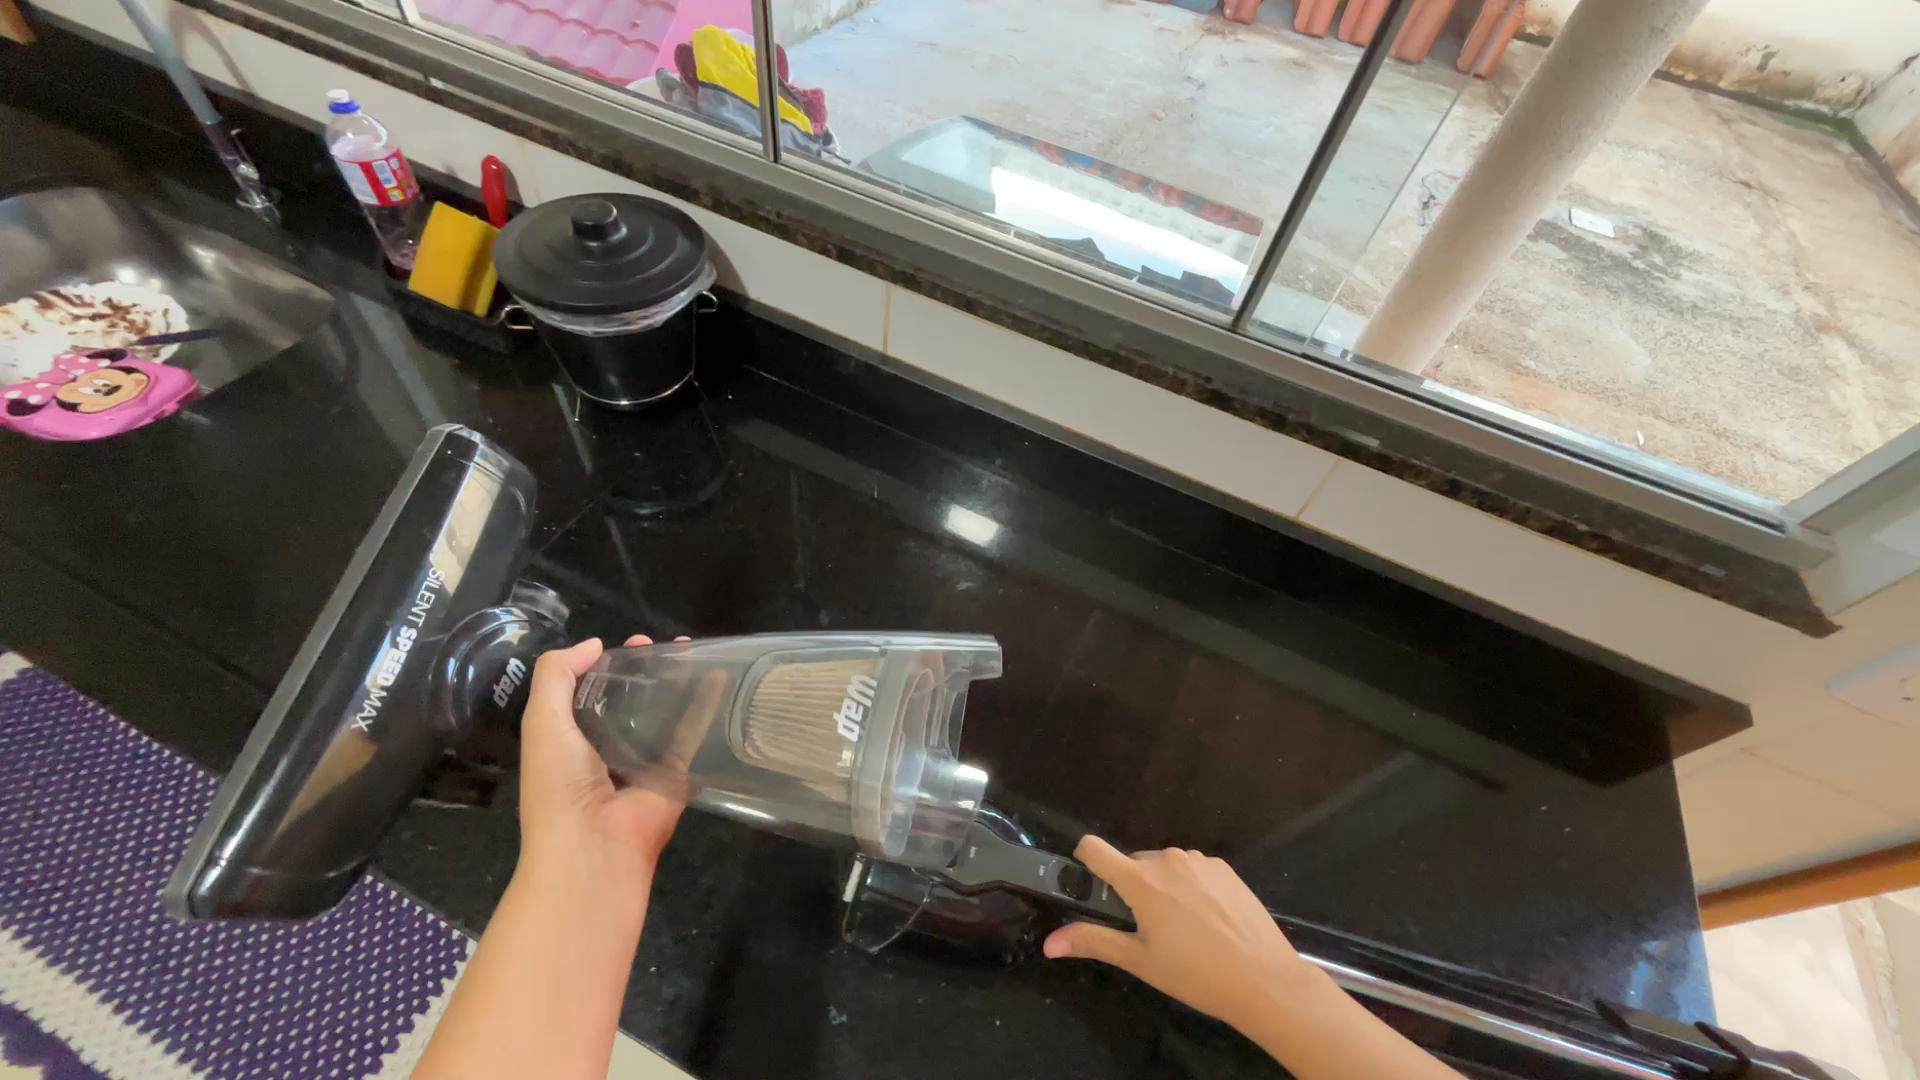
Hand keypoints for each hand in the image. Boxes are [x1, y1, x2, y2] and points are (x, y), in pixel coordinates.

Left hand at [516, 635, 684, 904]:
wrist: (594, 847)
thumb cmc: (558, 784)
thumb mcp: (542, 723)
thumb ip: (555, 677)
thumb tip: (593, 644)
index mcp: (570, 739)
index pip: (589, 691)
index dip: (604, 663)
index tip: (625, 643)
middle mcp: (607, 748)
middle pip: (629, 698)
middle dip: (642, 668)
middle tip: (658, 642)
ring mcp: (644, 760)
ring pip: (663, 711)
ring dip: (675, 679)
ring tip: (689, 648)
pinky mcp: (677, 771)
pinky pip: (693, 732)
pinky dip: (706, 704)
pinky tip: (718, 675)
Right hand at [1044, 837, 1320, 1035]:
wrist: (1266, 981)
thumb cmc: (1197, 975)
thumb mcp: (1141, 961)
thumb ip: (1093, 942)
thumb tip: (1049, 942)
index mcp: (1141, 880)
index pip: (1094, 848)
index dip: (1084, 861)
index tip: (1091, 886)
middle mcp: (1167, 859)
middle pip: (1131, 864)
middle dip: (1131, 889)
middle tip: (1147, 929)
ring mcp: (1198, 860)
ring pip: (1163, 867)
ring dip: (1161, 888)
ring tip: (1183, 929)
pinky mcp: (1224, 867)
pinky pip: (1192, 869)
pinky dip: (1190, 888)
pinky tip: (1208, 921)